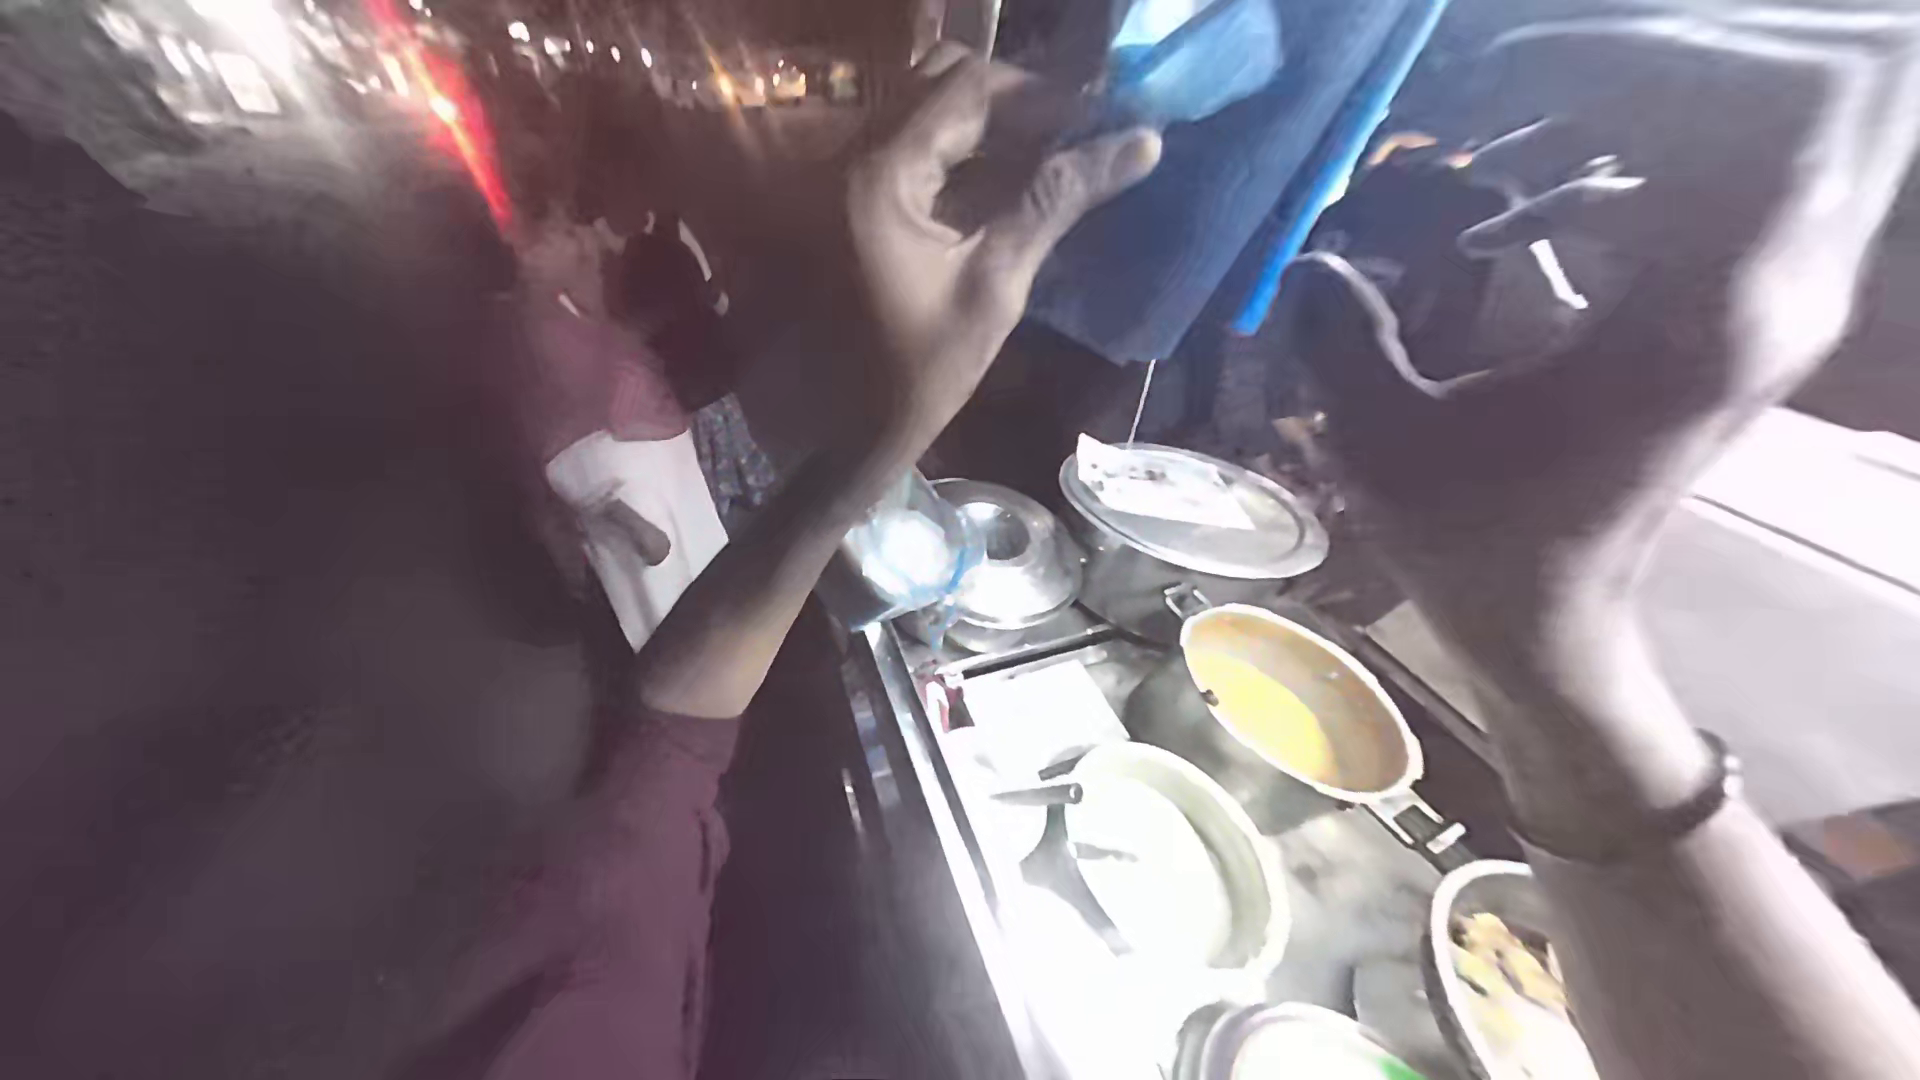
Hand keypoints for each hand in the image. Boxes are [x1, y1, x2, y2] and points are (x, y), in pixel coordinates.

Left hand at [843, 45, 1160, 442]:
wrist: (849, 428)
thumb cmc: (921, 376)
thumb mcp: (994, 288)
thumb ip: (1055, 203)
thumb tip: (1141, 143)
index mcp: (879, 176)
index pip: (968, 87)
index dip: (1039, 95)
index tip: (1095, 120)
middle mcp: (845, 157)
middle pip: (937, 83)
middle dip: (1009, 103)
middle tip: (1067, 138)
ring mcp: (835, 177)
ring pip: (919, 113)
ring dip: (982, 128)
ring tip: (1041, 160)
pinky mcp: (840, 202)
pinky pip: (902, 152)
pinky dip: (951, 157)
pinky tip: (994, 185)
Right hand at [1280, 17, 1919, 673]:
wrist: (1537, 606)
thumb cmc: (1460, 538)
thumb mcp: (1380, 440)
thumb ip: (1343, 340)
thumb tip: (1309, 263)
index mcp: (1696, 322)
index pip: (1778, 98)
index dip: (1639, 53)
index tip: (1493, 81)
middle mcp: (1778, 292)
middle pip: (1842, 72)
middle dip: (1670, 57)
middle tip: (1519, 98)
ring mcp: (1776, 301)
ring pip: (1811, 118)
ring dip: (1665, 100)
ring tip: (1520, 147)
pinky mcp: (1743, 313)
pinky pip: (1751, 176)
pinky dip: (1651, 157)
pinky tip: (1537, 210)